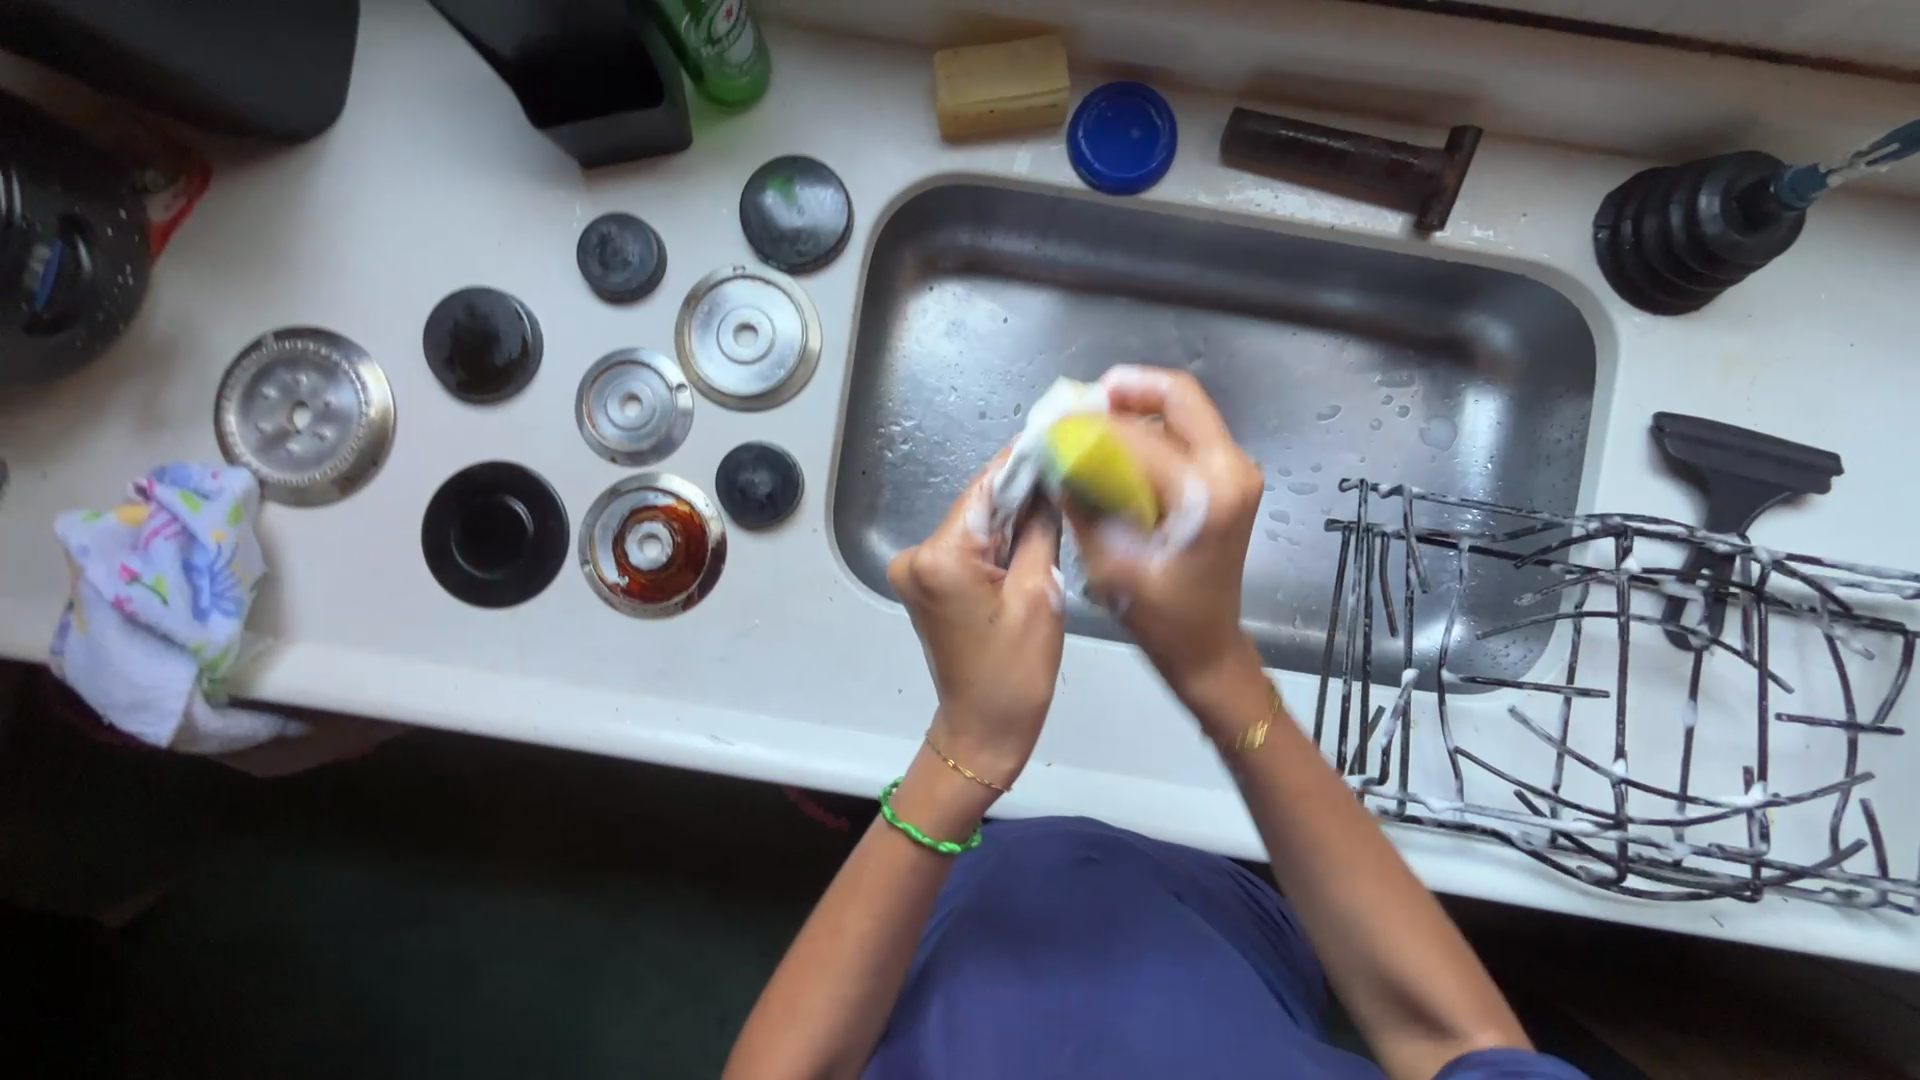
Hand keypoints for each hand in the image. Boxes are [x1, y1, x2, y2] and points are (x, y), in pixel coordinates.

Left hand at [888, 452, 1064, 790]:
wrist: (983, 727)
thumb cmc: (1016, 671)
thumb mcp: (1040, 593)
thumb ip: (1040, 528)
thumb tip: (1048, 481)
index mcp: (941, 556)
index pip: (987, 487)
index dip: (1022, 459)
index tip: (1054, 431)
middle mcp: (917, 555)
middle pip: (980, 505)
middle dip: (1022, 489)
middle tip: (1068, 462)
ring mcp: (916, 570)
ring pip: (976, 525)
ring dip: (1013, 515)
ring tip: (1060, 493)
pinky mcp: (926, 583)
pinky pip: (969, 547)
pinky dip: (999, 540)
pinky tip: (1033, 529)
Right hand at [1066, 366, 1266, 715]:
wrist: (1206, 647)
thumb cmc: (1162, 617)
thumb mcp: (1110, 563)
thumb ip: (1083, 503)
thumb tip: (1053, 457)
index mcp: (1208, 491)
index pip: (1140, 433)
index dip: (1090, 424)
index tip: (1052, 425)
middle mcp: (1232, 468)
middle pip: (1176, 397)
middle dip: (1121, 394)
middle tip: (1075, 407)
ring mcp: (1236, 470)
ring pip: (1180, 410)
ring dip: (1133, 409)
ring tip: (1086, 425)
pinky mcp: (1228, 478)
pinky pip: (1184, 433)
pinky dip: (1147, 429)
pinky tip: (1111, 446)